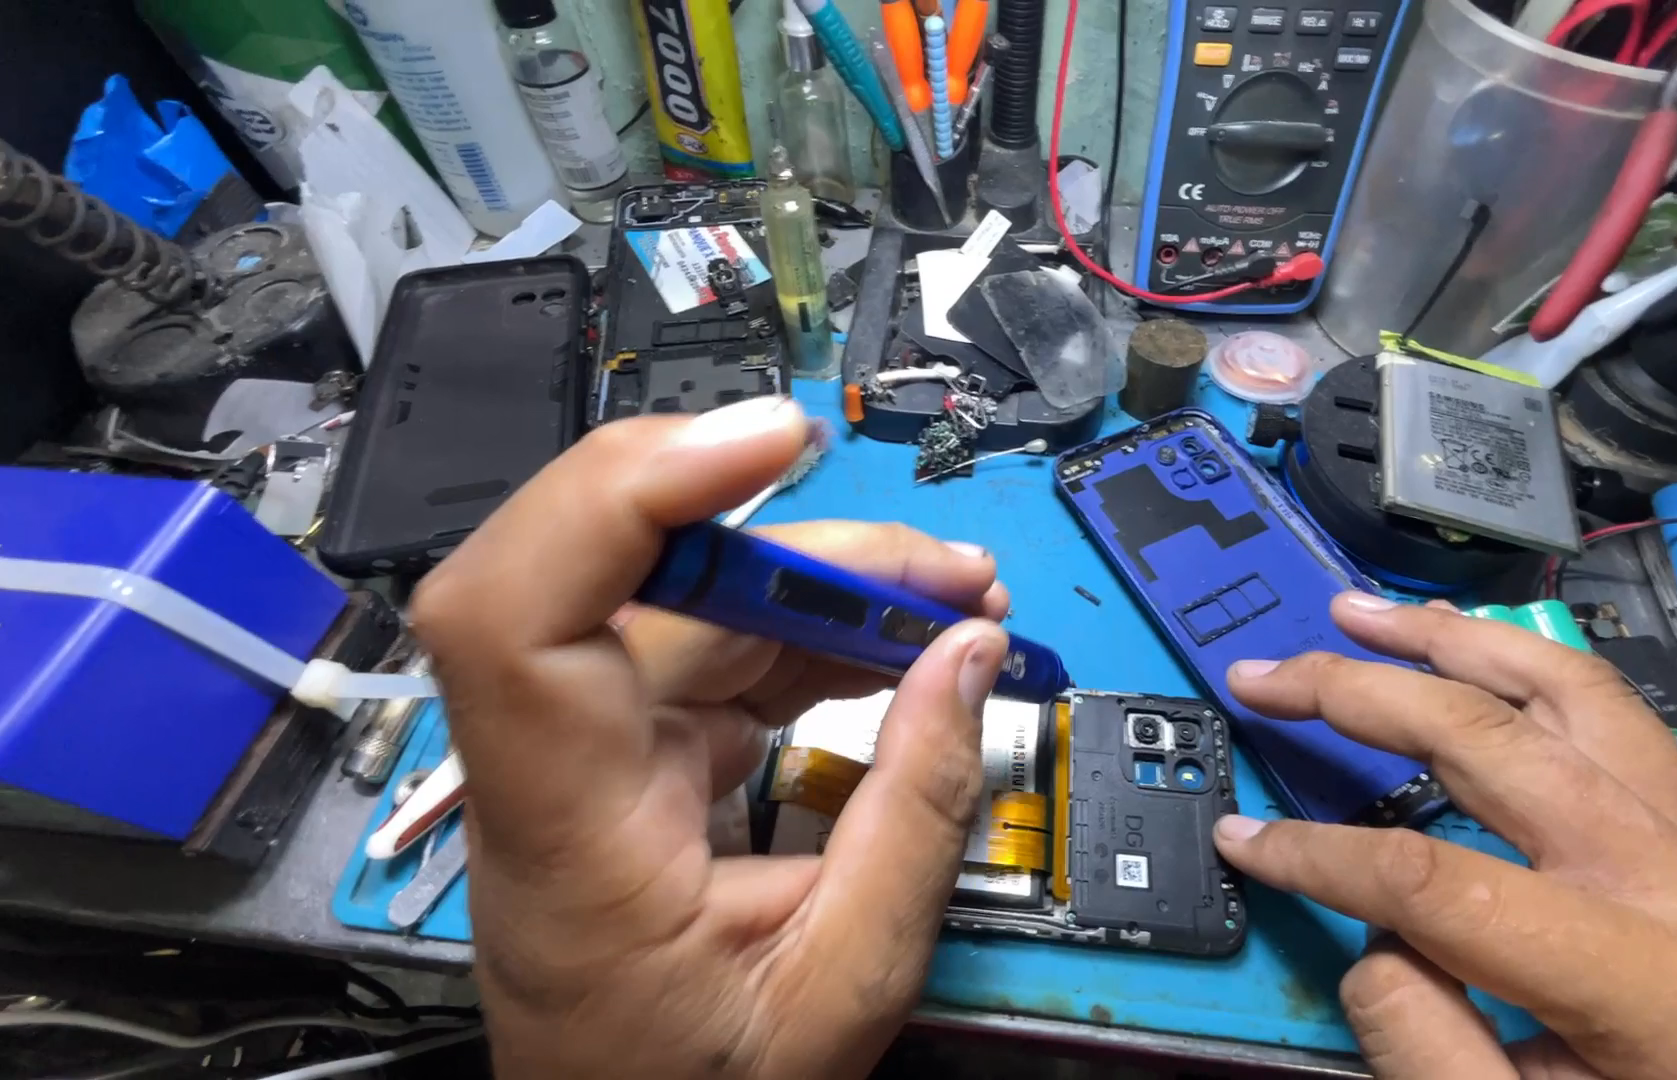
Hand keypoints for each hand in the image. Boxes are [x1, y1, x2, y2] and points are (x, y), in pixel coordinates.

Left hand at [410, 397, 1010, 1078]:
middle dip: (825, 555)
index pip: (523, 612)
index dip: (626, 494)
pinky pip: (741, 645)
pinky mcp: (654, 735)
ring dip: (845, 586)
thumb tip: (967, 658)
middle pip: (671, 583)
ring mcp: (610, 737)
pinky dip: (831, 630)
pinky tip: (906, 640)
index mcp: (569, 834)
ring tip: (955, 600)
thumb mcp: (847, 978)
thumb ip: (918, 813)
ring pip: (718, 600)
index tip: (766, 442)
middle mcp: (570, 758)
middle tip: (952, 575)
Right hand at [1212, 593, 1676, 1079]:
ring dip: (1440, 638)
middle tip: (1261, 675)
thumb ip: (1420, 1042)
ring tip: (1356, 611)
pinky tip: (1461, 639)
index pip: (1432, 878)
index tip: (1241, 841)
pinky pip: (1601, 708)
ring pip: (1559, 688)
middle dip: (1352, 694)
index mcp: (1658, 978)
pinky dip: (1513, 657)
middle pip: (1486, 739)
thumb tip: (1369, 928)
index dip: (1314, 855)